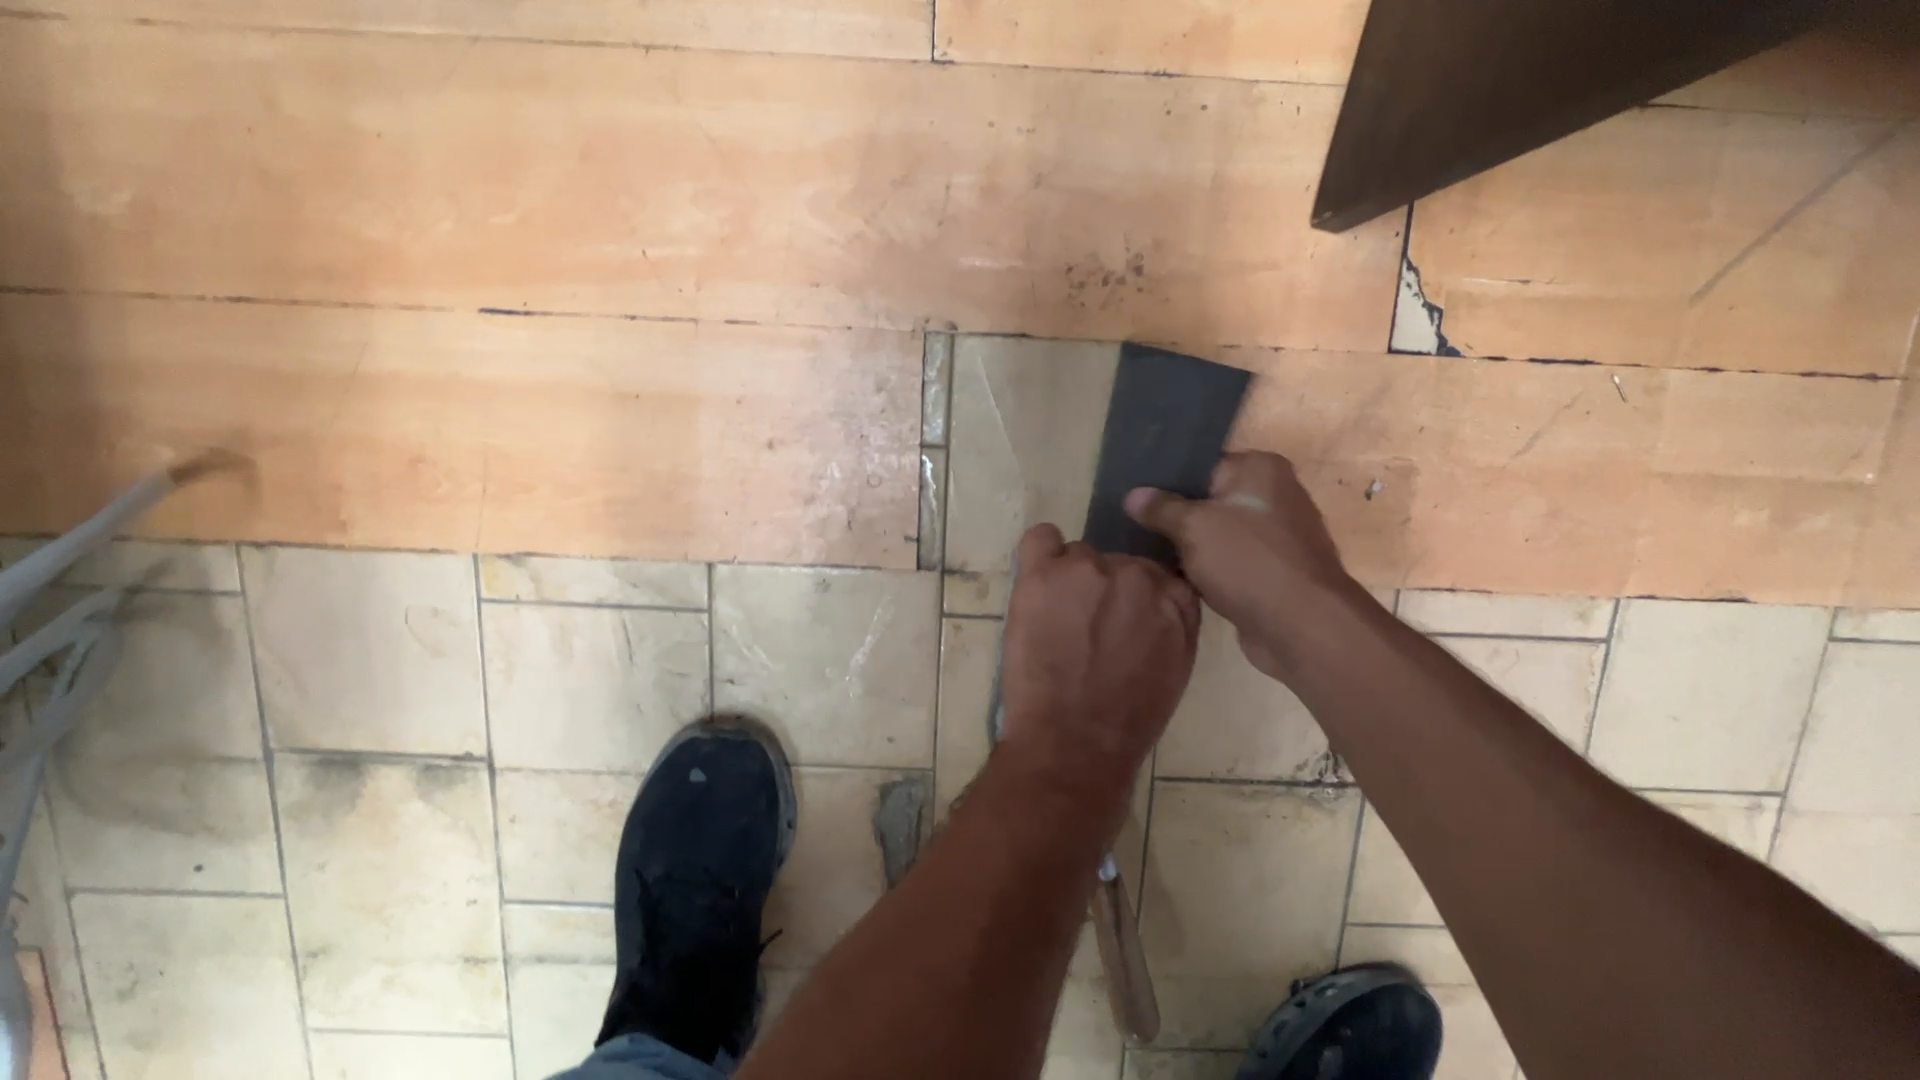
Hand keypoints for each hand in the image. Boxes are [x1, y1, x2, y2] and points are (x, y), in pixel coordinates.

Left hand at [997, 524, 1200, 798]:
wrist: (1073, 743)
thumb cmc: (1126, 721)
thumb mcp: (1174, 669)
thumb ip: (1172, 624)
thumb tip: (1153, 603)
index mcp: (1176, 600)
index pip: (1158, 575)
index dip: (1137, 598)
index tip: (1120, 621)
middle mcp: (1137, 574)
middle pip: (1117, 564)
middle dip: (1103, 592)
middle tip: (1085, 630)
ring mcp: (1088, 569)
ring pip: (1078, 557)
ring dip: (1070, 582)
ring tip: (1056, 624)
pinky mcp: (1043, 574)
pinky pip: (1041, 539)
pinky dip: (1040, 554)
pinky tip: (1037, 585)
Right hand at [1124, 451, 1360, 678]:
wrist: (1301, 625)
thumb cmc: (1249, 561)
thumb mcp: (1194, 526)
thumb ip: (1161, 508)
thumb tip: (1133, 495)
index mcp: (1260, 469)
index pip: (1202, 465)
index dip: (1165, 481)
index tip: (1131, 495)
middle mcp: (1273, 496)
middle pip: (1209, 500)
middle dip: (1173, 516)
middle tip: (1128, 524)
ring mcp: (1275, 537)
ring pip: (1216, 535)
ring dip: (1187, 548)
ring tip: (1142, 552)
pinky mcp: (1271, 573)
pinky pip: (1227, 563)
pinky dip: (1205, 570)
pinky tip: (1173, 579)